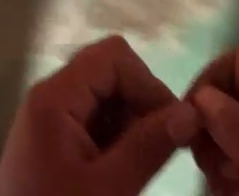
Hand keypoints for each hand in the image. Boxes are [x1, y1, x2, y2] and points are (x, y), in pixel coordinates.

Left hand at [0, 36, 199, 195]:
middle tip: (159, 148)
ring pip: (102, 96)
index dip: (147, 83)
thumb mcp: (108, 189)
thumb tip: (190, 109)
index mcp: (55, 96)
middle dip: (140, 102)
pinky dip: (114, 135)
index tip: (172, 125)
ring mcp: (48, 118)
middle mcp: (48, 95)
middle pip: (107, 71)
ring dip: (130, 122)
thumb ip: (148, 145)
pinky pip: (91, 119)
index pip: (113, 56)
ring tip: (141, 164)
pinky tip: (121, 169)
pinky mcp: (51, 141)